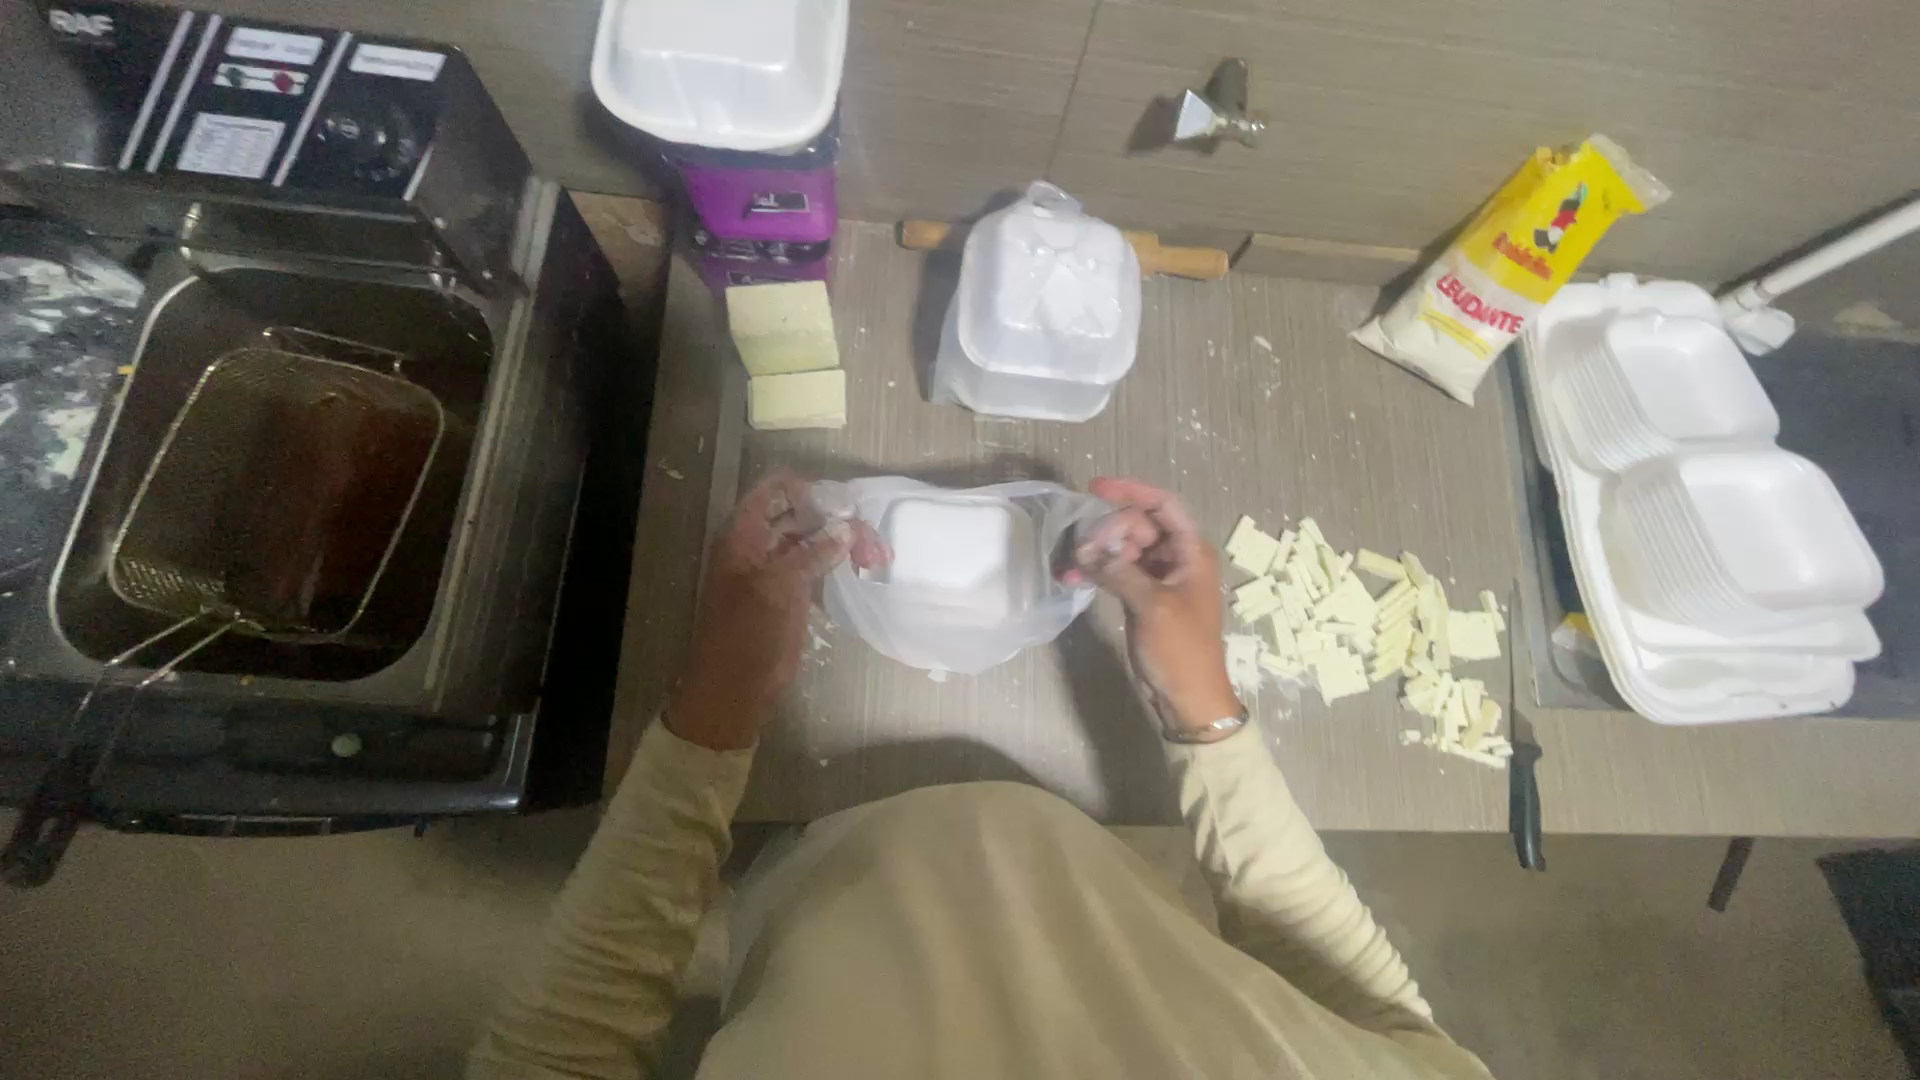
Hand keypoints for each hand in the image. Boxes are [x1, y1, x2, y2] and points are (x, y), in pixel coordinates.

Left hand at [666, 471, 850, 750]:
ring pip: (815, 539)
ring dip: (844, 541)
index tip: (843, 507)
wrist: (736, 685)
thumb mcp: (776, 587)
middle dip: (836, 519)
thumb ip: (812, 553)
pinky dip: (840, 561)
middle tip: (871, 537)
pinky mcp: (793, 591)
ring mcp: (778, 568)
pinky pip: (819, 563)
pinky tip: (865, 567)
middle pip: (802, 514)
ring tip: (876, 555)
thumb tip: (848, 529)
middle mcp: (760, 544)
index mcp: (744, 534)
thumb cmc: (746, 632)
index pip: (775, 490)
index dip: (809, 491)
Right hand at [1067, 478, 1242, 740]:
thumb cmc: (1181, 649)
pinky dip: (1096, 572)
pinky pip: (1116, 572)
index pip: (1164, 505)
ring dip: (1097, 552)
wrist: (1188, 696)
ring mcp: (1157, 578)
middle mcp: (1176, 559)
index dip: (1132, 491)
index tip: (1094, 488)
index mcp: (1191, 552)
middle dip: (1108, 530)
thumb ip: (1120, 572)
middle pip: (1138, 525)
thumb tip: (1086, 549)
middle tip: (1084, 549)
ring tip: (1072, 565)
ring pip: (1123, 548)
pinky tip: (1072, 578)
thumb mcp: (1153, 606)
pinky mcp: (1141, 597)